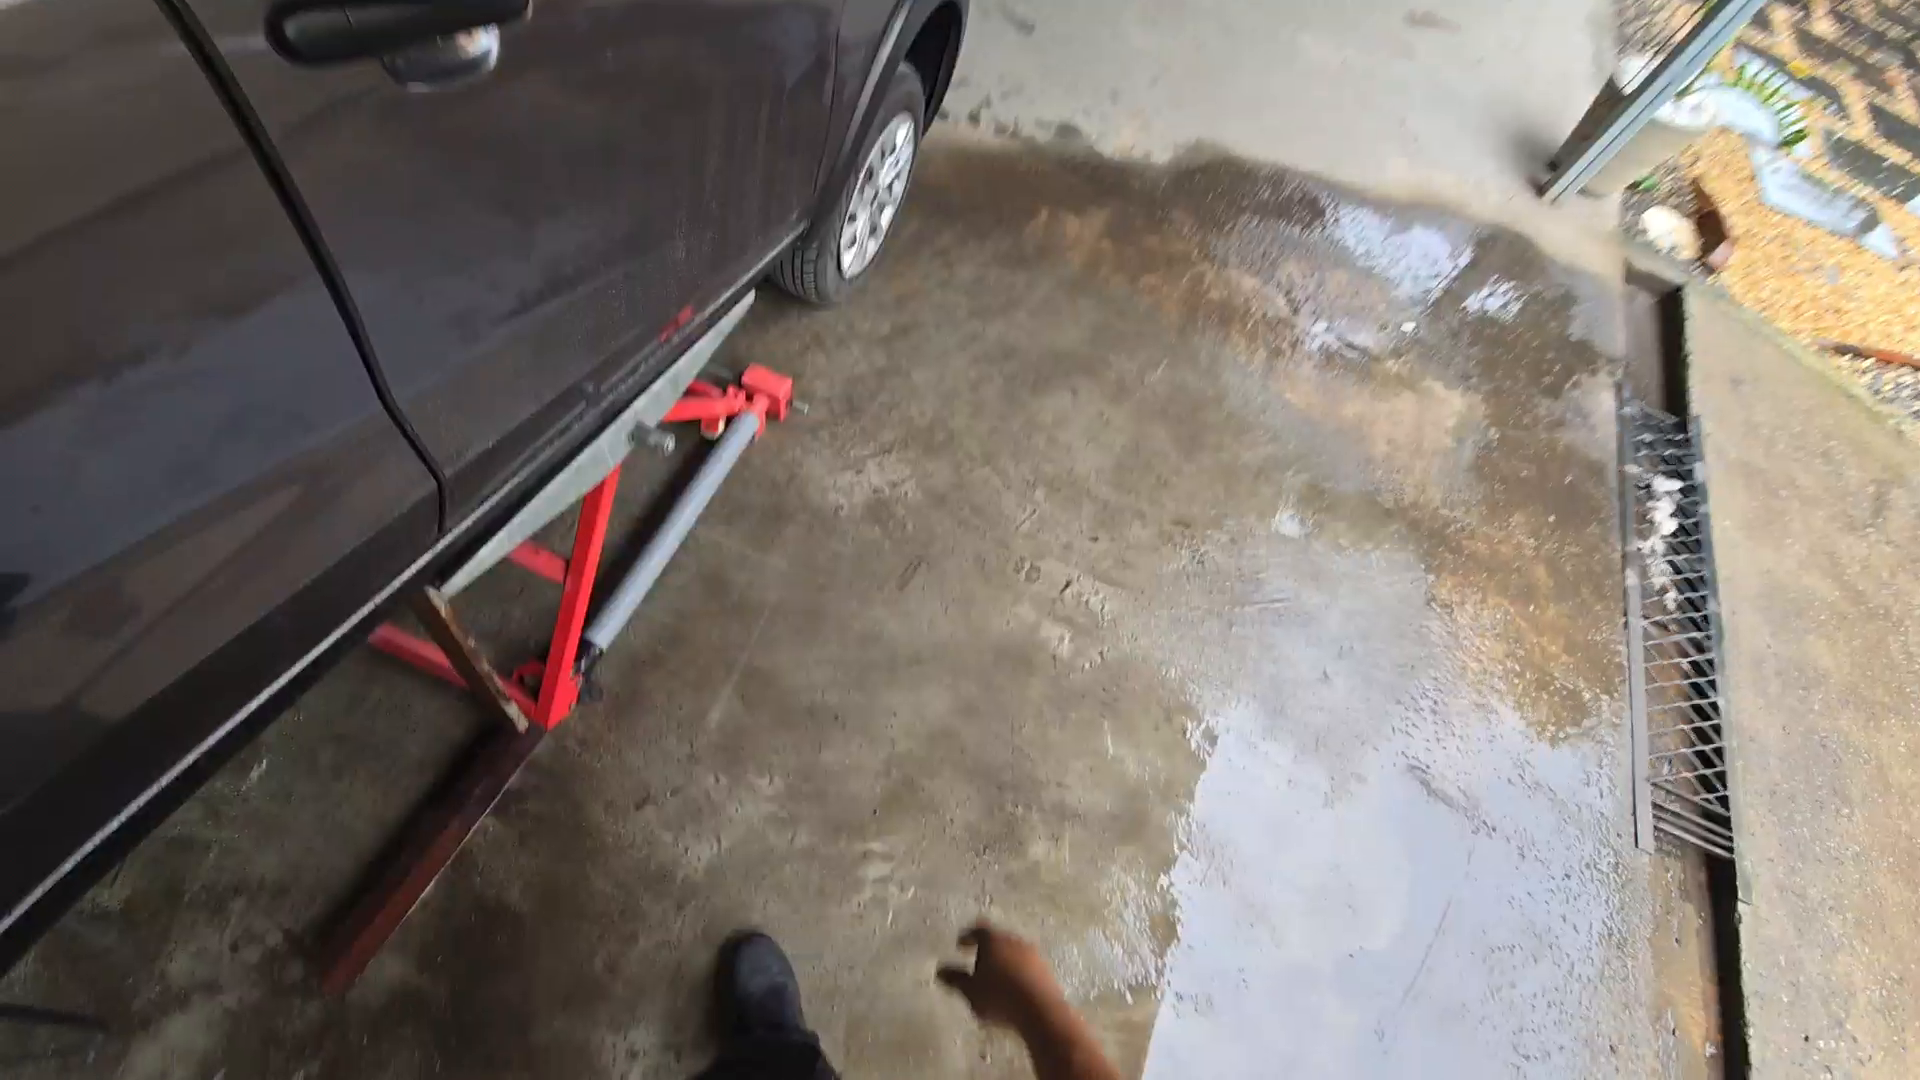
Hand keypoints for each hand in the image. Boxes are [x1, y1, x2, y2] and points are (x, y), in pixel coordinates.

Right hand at [936, 921, 1065, 1029]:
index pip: (977, 929)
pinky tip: (1015, 989)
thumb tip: (939, 970)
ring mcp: (1032, 952)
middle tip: (978, 965)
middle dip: (988, 951)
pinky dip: (1018, 972)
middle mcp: (1013, 939)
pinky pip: (1027, 965)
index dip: (968, 936)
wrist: (1040, 1009)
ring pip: (1013, 952)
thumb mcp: (971, 991)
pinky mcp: (1045, 968)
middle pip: (997, 938)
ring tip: (997, 980)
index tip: (961, 944)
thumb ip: (955, 979)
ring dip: (1005, 962)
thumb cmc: (999, 997)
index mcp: (992, 939)